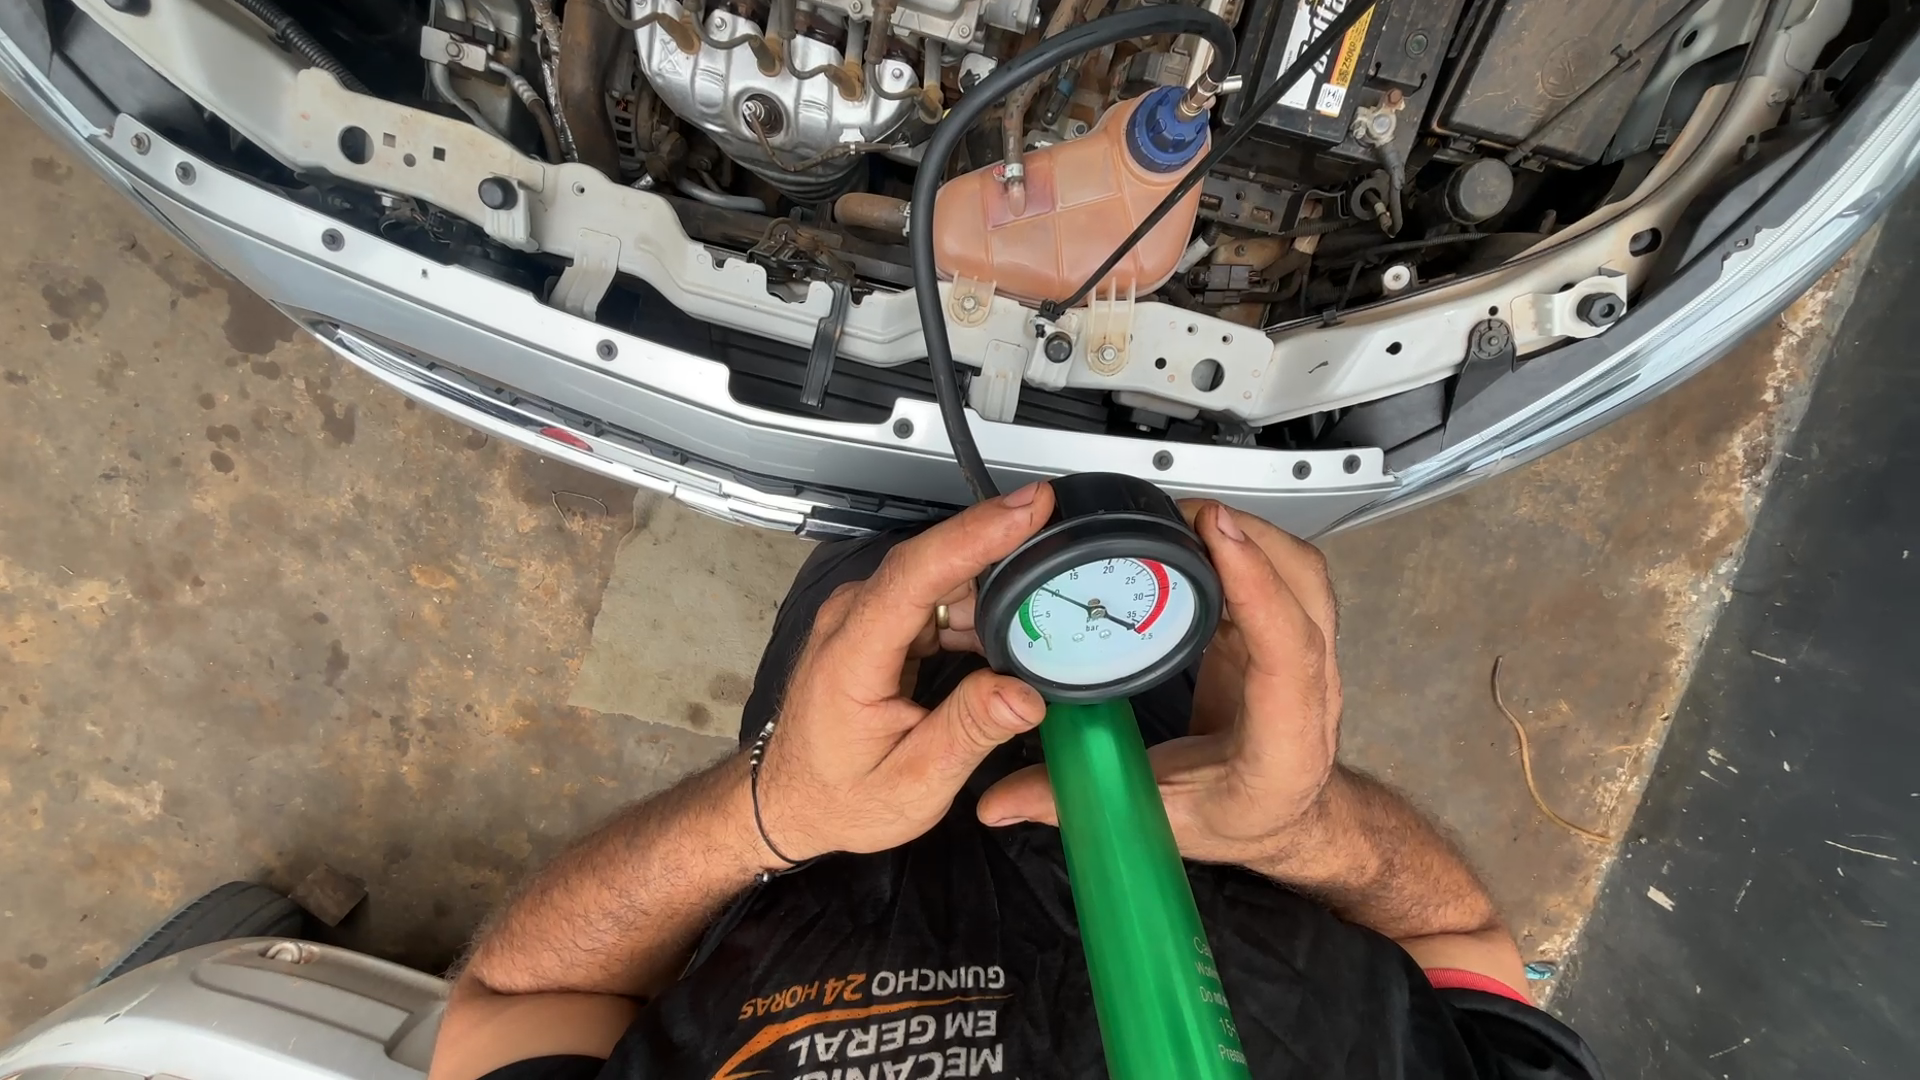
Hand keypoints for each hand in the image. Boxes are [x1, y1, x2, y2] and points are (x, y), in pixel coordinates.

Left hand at [754, 482, 1057, 863]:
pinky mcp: (882, 621)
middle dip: (1004, 546)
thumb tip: (1023, 694)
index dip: (975, 534)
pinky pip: (939, 595)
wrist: (792, 797)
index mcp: (853, 653)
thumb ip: (967, 731)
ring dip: (998, 585)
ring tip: (1050, 601)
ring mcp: (867, 615)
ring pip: (944, 576)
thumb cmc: (840, 795)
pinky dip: (980, 608)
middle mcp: (855, 617)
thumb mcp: (912, 783)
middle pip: (937, 562)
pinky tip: (1012, 630)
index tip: (1029, 507)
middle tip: (1066, 543)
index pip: (916, 573)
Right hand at [977, 501, 1343, 869]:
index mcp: (1283, 740)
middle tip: (1182, 514)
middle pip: (1303, 590)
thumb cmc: (1243, 817)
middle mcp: (1307, 689)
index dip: (1254, 586)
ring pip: (1298, 572)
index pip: (1287, 650)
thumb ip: (1073, 805)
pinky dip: (1242, 544)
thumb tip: (998, 801)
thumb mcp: (1158, 817)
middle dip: (1246, 537)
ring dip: (1248, 532)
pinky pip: (1279, 572)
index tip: (1217, 538)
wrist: (1289, 815)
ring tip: (1185, 516)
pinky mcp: (1280, 632)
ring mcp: (1302, 654)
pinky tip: (1198, 538)